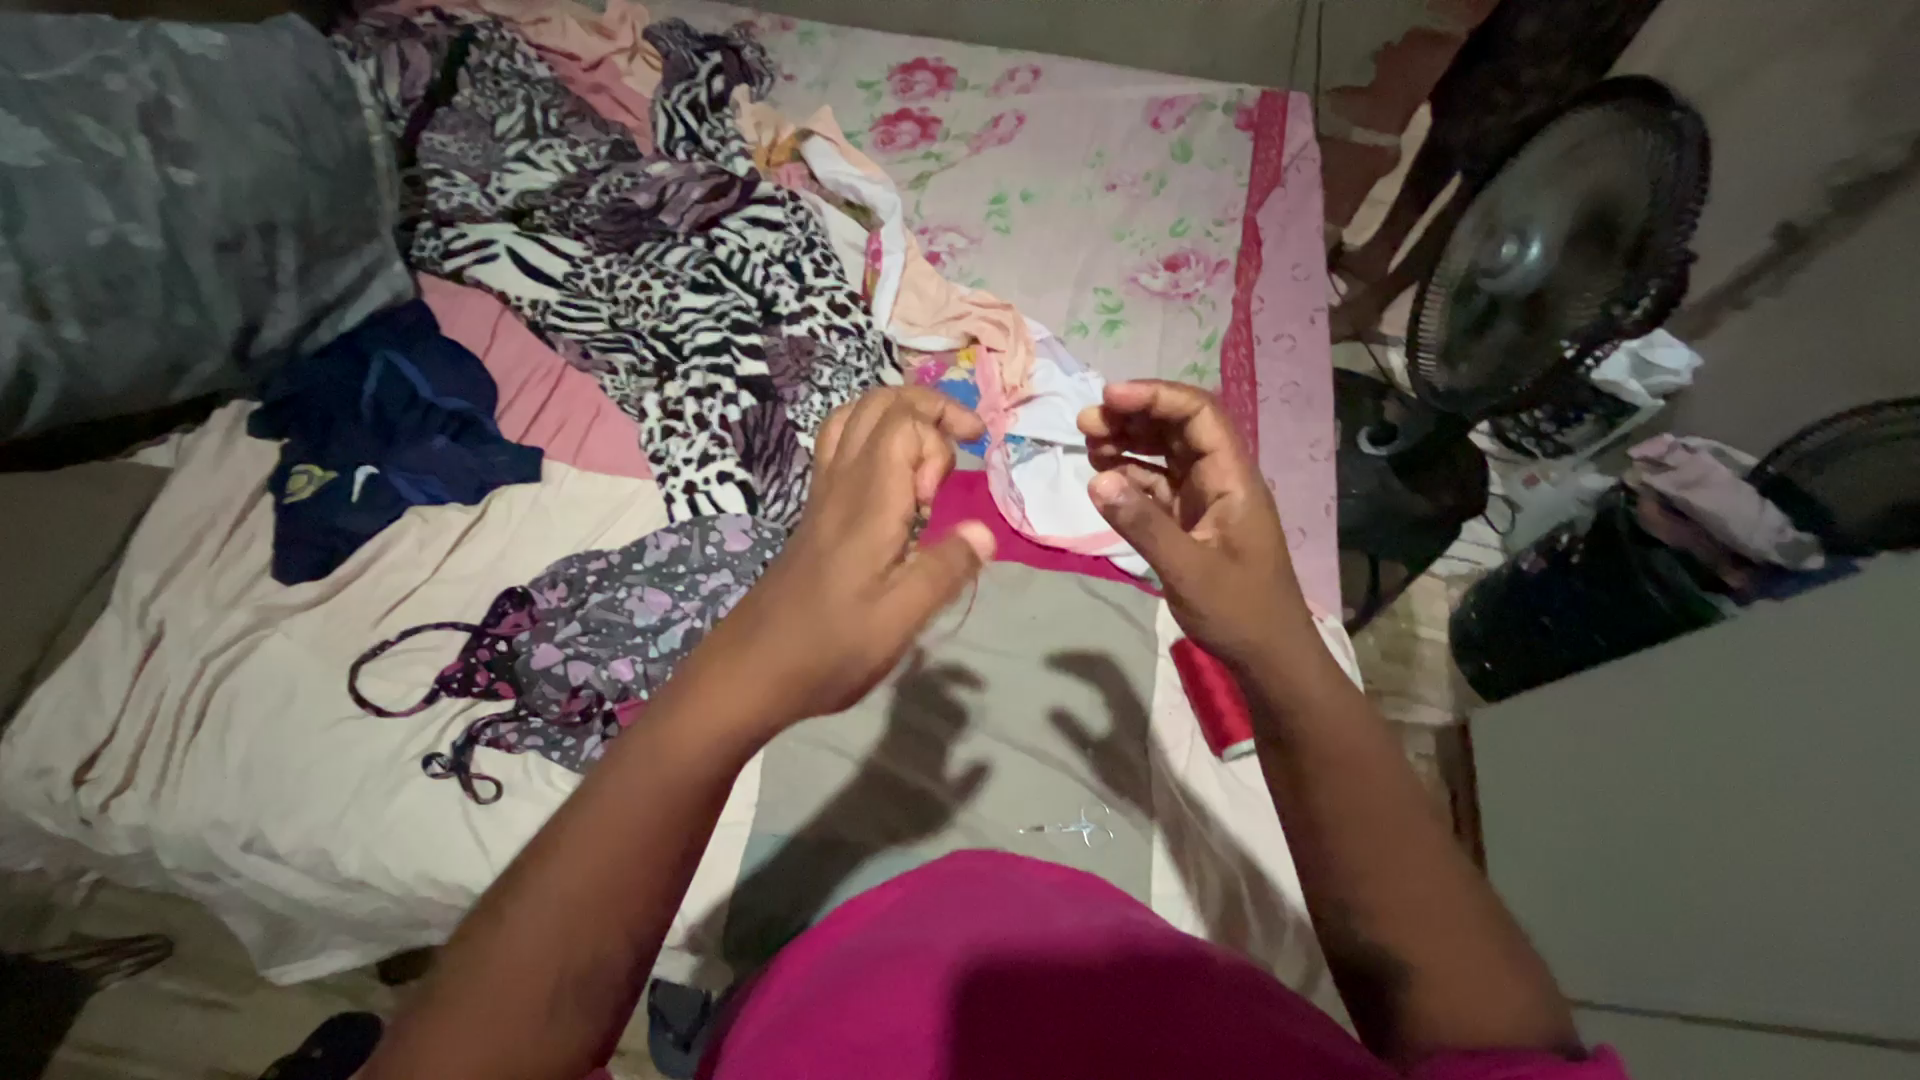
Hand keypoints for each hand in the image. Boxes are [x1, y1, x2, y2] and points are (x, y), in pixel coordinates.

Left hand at [695, 387, 995, 732]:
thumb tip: (984, 531)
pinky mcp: (815, 512)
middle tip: (967, 440)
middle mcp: (842, 483)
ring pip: (853, 417)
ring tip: (932, 446)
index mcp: (868, 501)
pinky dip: (872, 436)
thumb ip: (945, 569)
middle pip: (878, 404)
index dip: (937, 441)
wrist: (751, 668)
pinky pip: (839, 445)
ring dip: (898, 415)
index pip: (904, 423)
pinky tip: (893, 476)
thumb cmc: (830, 648)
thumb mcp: (900, 619)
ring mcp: (823, 494)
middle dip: (929, 407)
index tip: (941, 498)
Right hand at [1077, 380, 1311, 666]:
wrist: (1267, 656)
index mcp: (1233, 479)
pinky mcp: (1189, 522)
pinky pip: (1156, 486)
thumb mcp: (1188, 571)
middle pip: (1178, 428)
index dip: (1155, 397)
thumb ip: (1143, 525)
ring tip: (1088, 442)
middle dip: (1133, 416)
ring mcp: (1204, 500)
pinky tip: (1102, 477)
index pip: (1199, 414)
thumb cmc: (1239, 612)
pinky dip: (1129, 476)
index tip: (1110, 398)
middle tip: (1086, 423)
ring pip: (1164, 454)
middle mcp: (1219, 479)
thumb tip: (1097, 481)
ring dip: (1128, 442)